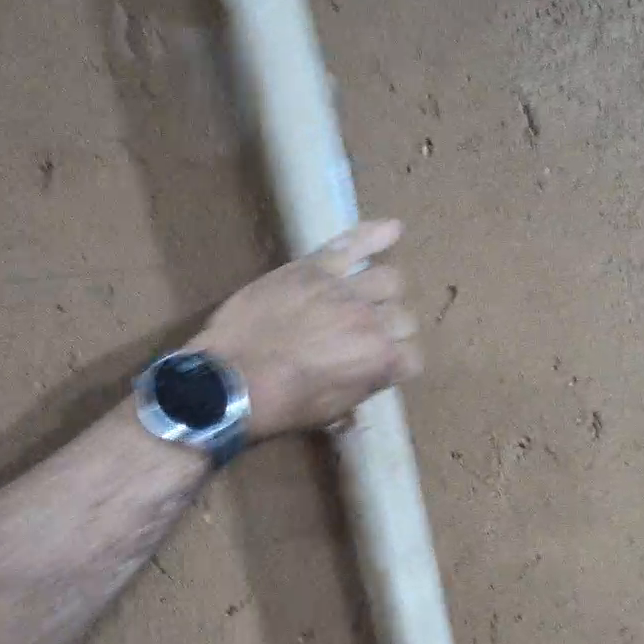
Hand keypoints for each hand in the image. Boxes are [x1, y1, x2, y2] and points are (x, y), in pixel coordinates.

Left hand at [192, 220, 420, 438]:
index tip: (379, 366)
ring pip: (388, 280)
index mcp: (380, 362)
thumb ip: (357, 394)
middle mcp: (372, 322)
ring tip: (368, 297)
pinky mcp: (314, 268)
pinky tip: (393, 228)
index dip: (395, 363)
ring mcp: (344, 290)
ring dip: (383, 291)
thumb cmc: (278, 405)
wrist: (230, 379)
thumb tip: (367, 384)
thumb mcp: (326, 414)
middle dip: (389, 329)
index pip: (412, 356)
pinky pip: (352, 243)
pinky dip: (374, 234)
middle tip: (363, 337)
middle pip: (403, 317)